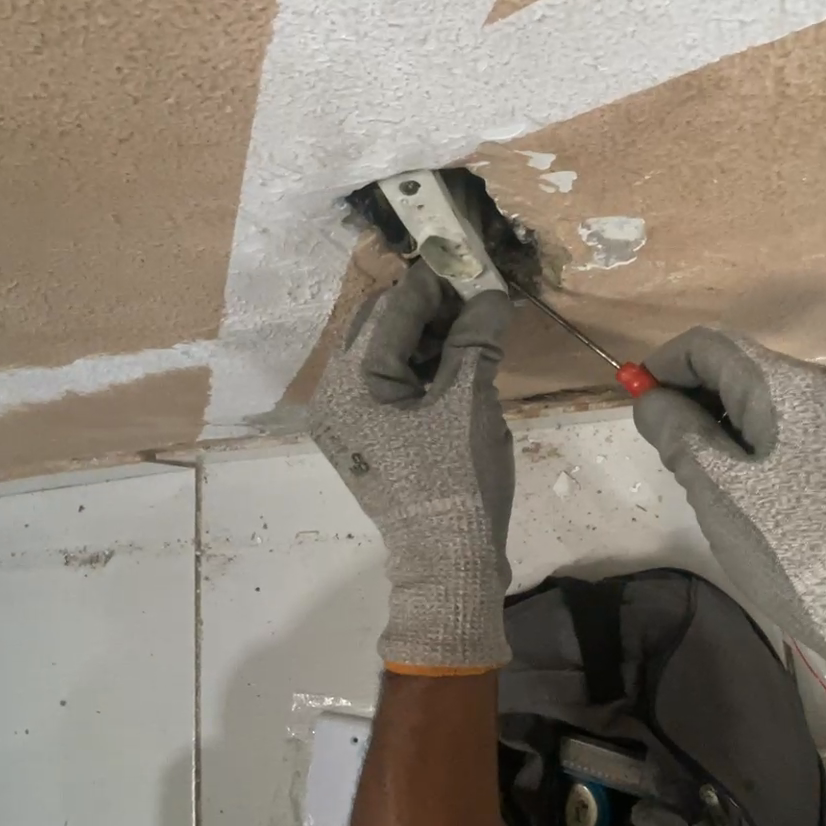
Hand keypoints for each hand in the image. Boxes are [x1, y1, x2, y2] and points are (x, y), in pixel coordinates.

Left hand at [310, 262, 515, 674]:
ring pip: (384, 353)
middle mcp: (335, 395)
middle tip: (475, 299)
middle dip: (428, 308)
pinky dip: (422, 366)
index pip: (391, 310)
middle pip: (380, 326)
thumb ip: (475, 338)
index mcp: (351, 384)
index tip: (471, 264)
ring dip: (427, 334)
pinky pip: (388, 383)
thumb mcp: (469, 403)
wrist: (448, 560)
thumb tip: (490, 293)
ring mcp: (347, 418)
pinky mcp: (365, 435)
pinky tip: (456, 359)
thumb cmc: (456, 480)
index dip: (435, 283)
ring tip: (471, 328)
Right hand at [633, 328, 825, 765]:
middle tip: (667, 450)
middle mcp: (821, 383)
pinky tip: (745, 484)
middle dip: (690, 396)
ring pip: (761, 396)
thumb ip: (675, 429)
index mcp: (785, 384)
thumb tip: (650, 398)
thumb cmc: (792, 546)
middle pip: (736, 365)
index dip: (663, 366)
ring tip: (703, 475)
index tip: (638, 405)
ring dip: (719, 419)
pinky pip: (788, 422)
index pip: (708, 343)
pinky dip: (752, 437)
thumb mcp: (716, 486)